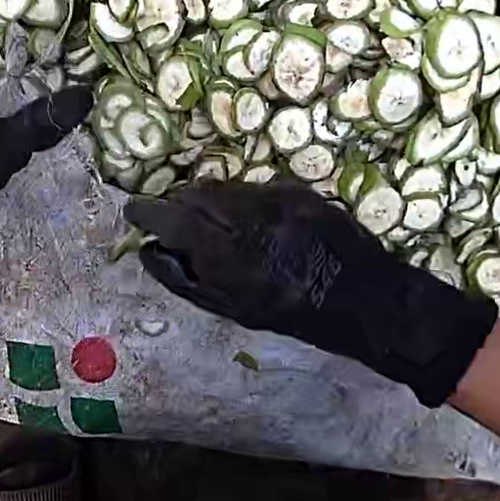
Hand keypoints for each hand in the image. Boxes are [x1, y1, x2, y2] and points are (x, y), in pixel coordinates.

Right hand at [124, 181, 497, 405]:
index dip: (147, 211)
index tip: (132, 211)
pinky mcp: (295, 189)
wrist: (367, 298)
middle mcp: (249, 218)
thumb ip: (182, 278)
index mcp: (229, 253)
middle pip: (194, 195)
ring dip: (205, 199)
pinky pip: (249, 187)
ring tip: (210, 220)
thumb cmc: (291, 313)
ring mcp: (275, 198)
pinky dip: (236, 198)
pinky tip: (248, 218)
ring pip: (221, 187)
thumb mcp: (229, 309)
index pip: (173, 219)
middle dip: (176, 203)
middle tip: (170, 217)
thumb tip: (147, 251)